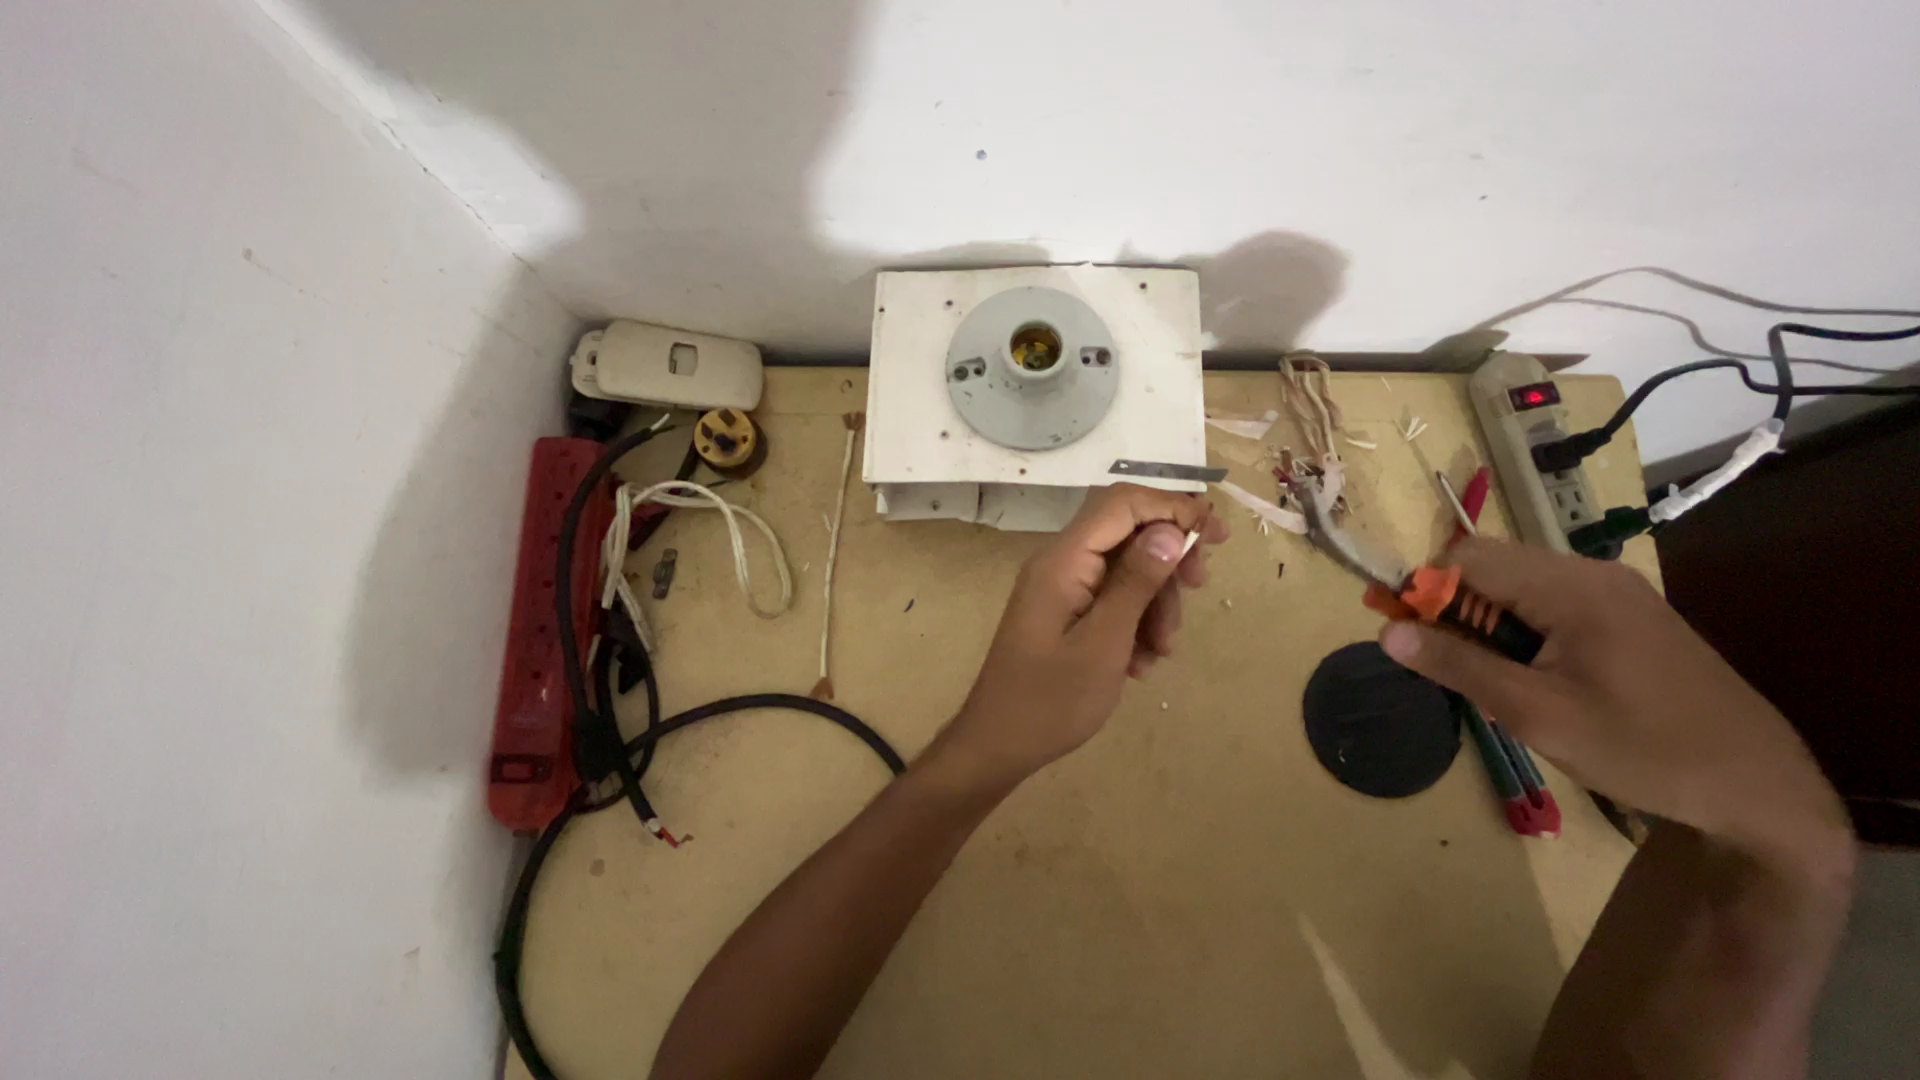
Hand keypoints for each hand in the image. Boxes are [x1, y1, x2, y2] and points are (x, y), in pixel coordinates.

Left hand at [932, 483, 1228, 787]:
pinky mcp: (1066, 611)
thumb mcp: (1105, 643)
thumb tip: (1171, 530)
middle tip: (1199, 588)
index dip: (1173, 508)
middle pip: (1128, 532)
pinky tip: (1140, 662)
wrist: (1000, 743)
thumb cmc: (1052, 699)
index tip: (1217, 536)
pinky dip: (1136, 622)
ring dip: (1156, 602)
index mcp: (1063, 560)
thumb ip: (1136, 582)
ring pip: (1126, 569)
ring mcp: (1062, 587)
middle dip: (1169, 560)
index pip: (1122, 504)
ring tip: (1160, 651)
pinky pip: (1112, 598)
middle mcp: (1060, 562)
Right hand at [1379, 539, 1849, 871]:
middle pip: (1490, 566)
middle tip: (1436, 661)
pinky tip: (1523, 674)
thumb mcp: (1536, 714)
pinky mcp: (1624, 617)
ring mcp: (1613, 594)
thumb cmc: (1643, 750)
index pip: (1468, 557)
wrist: (1759, 788)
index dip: (1422, 587)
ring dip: (1482, 621)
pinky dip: (1515, 630)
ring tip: (1482, 677)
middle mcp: (1592, 575)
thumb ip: (1458, 666)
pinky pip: (1546, 604)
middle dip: (1449, 606)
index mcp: (1572, 588)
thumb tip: (1386, 632)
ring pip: (1515, 586)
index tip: (1398, 631)